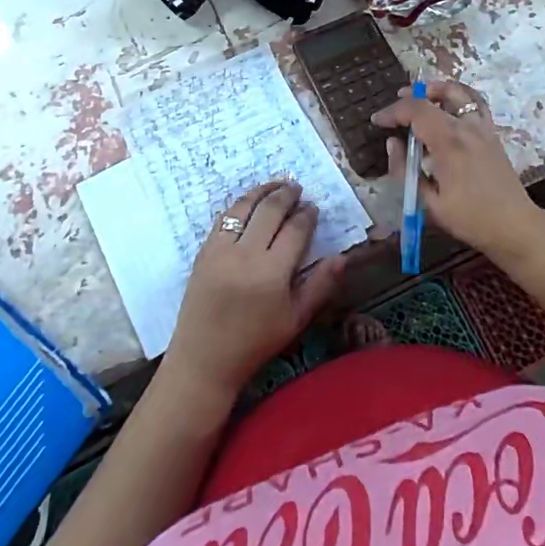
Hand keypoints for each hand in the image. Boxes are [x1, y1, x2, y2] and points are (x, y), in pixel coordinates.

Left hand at [166, 181, 346, 390]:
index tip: (314, 207)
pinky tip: (248, 204)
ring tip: (275, 185)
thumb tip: (342, 257)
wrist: (204, 360)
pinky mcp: (202, 254)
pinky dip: (238, 207)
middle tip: (297, 188)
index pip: (295, 230)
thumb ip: (320, 285)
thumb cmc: (256, 343)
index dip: (307, 215)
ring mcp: (220, 252)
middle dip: (285, 195)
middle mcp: (245, 256)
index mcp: (272, 273)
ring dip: (260, 192)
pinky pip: (222, 220)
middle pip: (269, 212)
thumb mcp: (296, 319)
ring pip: (242, 209)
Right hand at [373, 80, 544, 257]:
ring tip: (421, 97)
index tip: (377, 121)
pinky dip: (458, 98)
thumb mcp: (428, 202)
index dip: (392, 112)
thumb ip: (406, 170)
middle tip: (394, 110)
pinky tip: (448, 110)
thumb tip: (392, 143)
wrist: (513, 225)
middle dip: (410, 98)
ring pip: (460, 92)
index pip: (415, 110)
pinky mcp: (492, 134)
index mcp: (449, 142)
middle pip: (435, 96)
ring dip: (437, 89)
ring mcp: (483, 127)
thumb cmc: (469, 218)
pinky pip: (475, 103)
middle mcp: (467, 127)